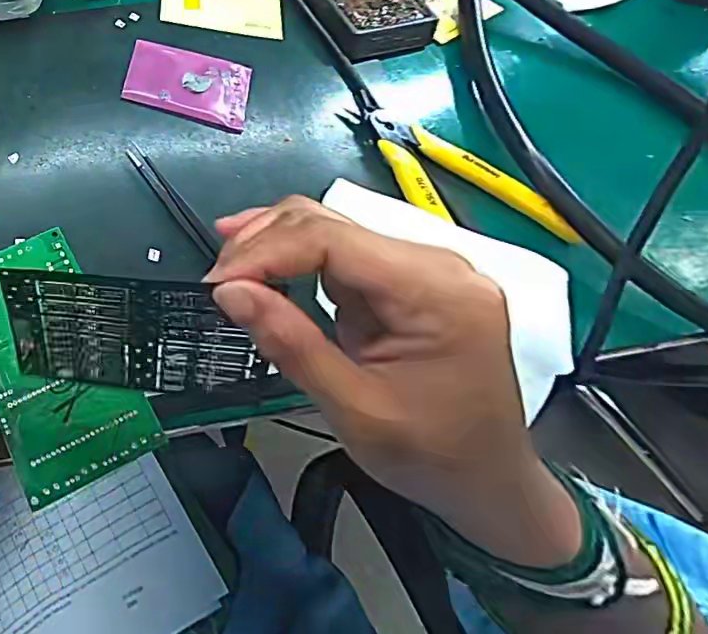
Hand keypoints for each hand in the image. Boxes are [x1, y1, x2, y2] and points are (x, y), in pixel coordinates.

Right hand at [206, 196, 581, 568]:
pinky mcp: (395, 274)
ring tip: (227, 272)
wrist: (489, 485)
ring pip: (319, 224)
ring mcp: (415, 265)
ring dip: (265, 242)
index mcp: (438, 292)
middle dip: (259, 244)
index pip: (330, 240)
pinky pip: (327, 245)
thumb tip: (228, 292)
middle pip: (322, 222)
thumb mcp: (356, 412)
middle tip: (218, 284)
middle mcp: (433, 263)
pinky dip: (283, 251)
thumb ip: (292, 345)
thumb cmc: (433, 456)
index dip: (264, 252)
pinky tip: (252, 260)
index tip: (218, 285)